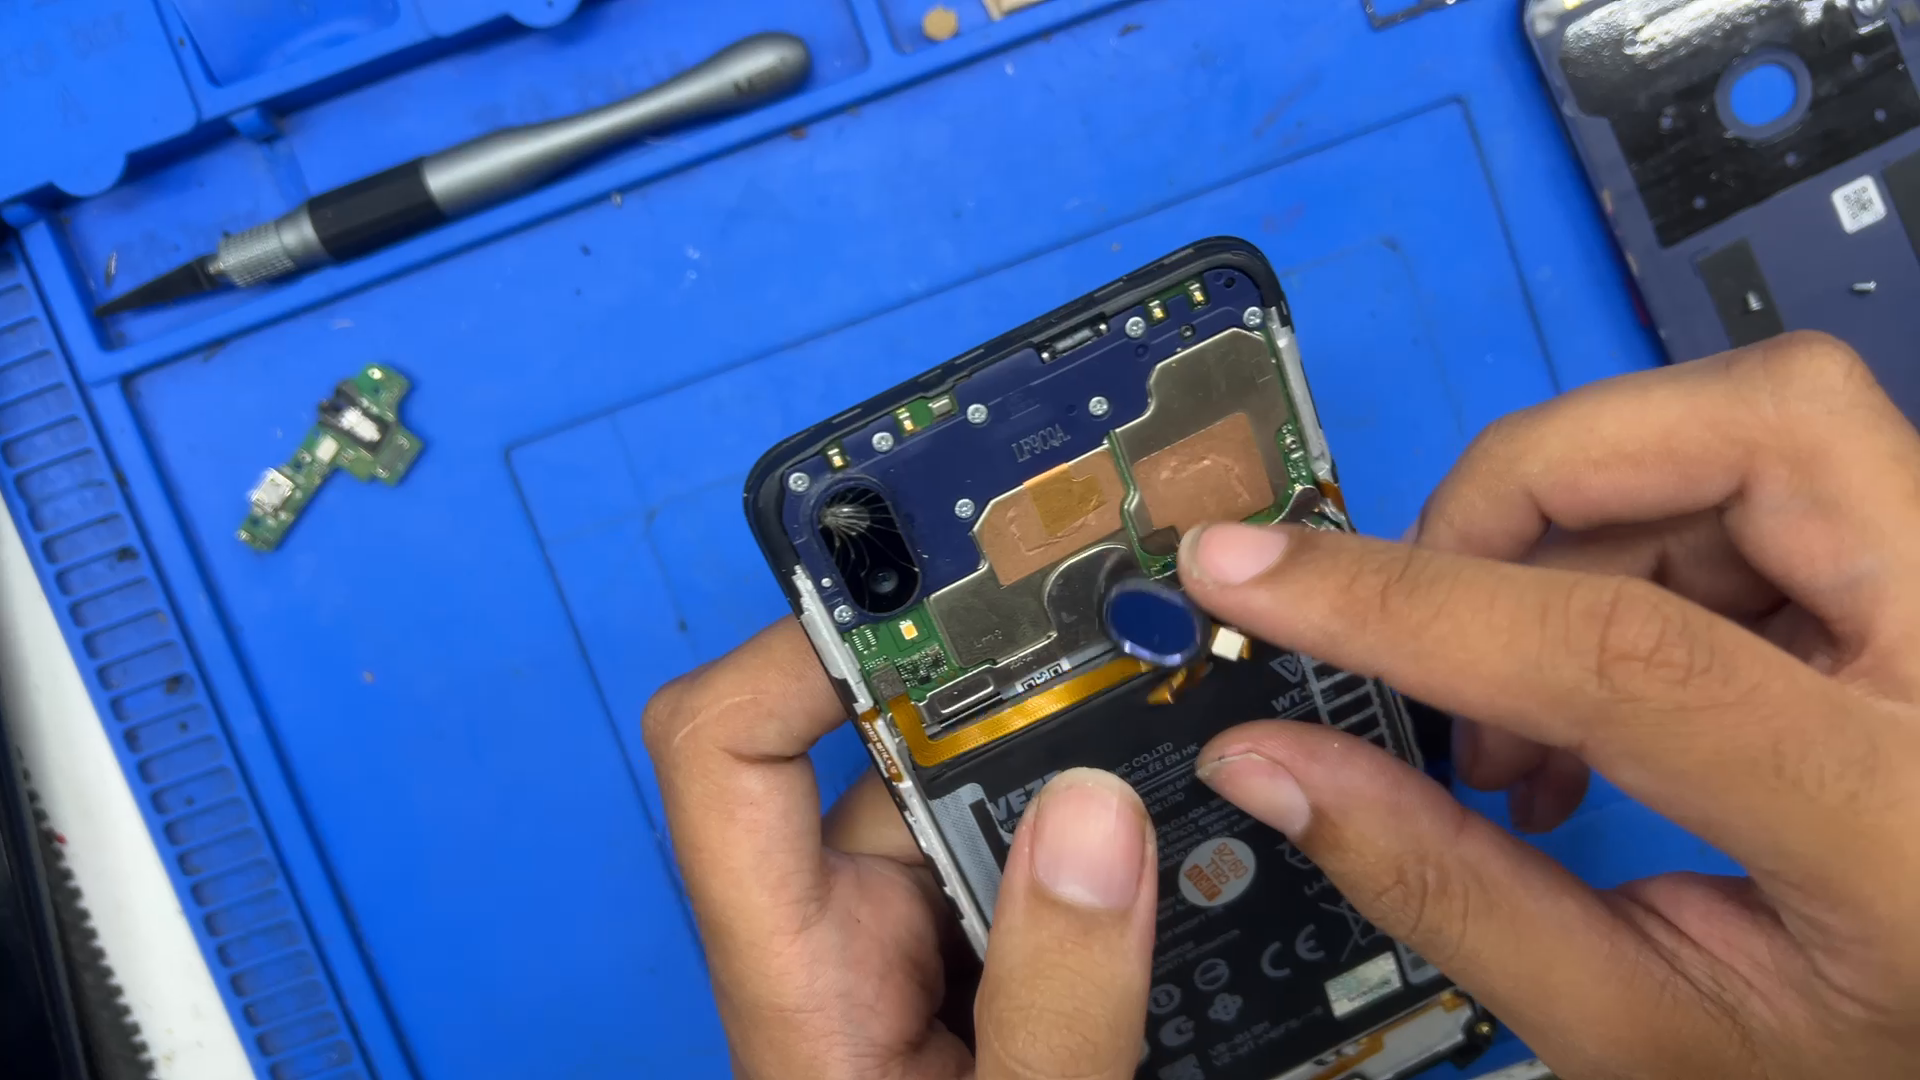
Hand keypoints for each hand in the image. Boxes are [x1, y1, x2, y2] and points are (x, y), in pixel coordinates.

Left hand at [643, 621, 1157, 1079]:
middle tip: (1107, 624)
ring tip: (1162, 698)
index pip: (725, 754)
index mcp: (796, 966)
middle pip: (881, 744)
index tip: (918, 612)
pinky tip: (1168, 794)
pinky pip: (1022, 829)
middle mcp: (842, 915)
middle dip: (982, 685)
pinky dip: (1084, 803)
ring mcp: (913, 919)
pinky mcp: (977, 932)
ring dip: (1052, 742)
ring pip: (968, 780)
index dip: (793, 658)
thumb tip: (1089, 808)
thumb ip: (1055, 1011)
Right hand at [1178, 333, 1919, 1077]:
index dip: (1393, 599)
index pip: (1614, 654)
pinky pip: (1746, 479)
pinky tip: (1579, 677)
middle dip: (1522, 487)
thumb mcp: (1633, 1026)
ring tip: (1513, 684)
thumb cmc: (1844, 1070)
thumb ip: (1432, 879)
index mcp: (1914, 830)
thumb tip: (1254, 762)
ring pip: (1742, 427)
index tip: (1236, 567)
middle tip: (1432, 593)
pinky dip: (1611, 546)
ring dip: (1560, 527)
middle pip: (1750, 424)